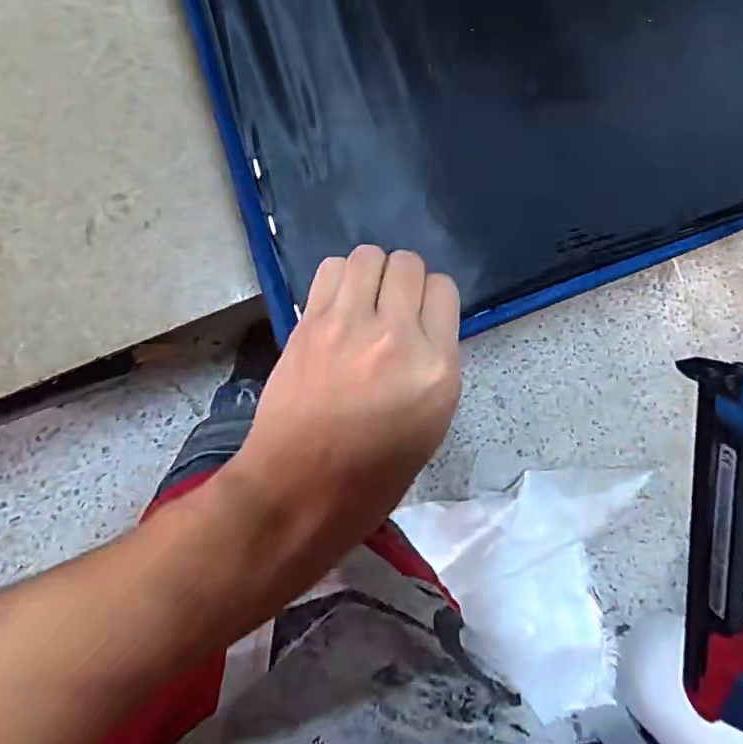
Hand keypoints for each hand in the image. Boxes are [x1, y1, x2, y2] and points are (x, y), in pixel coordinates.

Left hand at [220, 245, 461, 557]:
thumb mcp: (431, 423)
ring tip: (364, 298)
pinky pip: (331, 268)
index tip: (422, 316)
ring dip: (372, 271)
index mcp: (435, 368)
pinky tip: (338, 303)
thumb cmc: (372, 474)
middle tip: (392, 305)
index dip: (434, 298)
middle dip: (406, 279)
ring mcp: (347, 325)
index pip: (444, 290)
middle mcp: (396, 336)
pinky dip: (339, 277)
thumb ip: (433, 362)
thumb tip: (421, 324)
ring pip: (369, 255)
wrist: (297, 488)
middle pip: (409, 264)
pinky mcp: (309, 323)